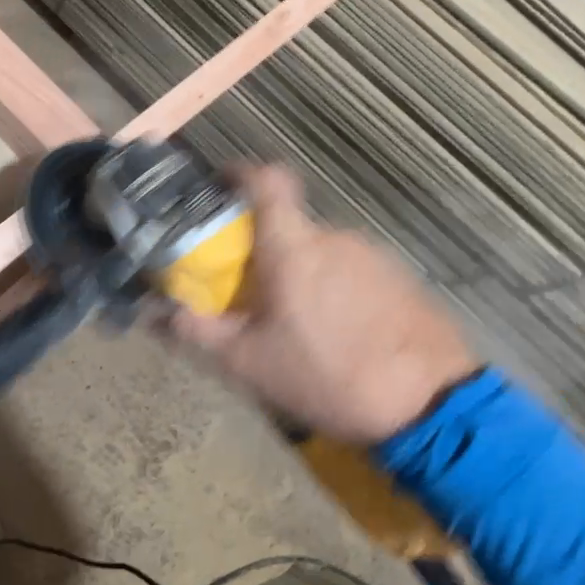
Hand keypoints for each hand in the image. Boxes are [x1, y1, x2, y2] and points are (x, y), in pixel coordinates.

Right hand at [167, 164, 479, 443]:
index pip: (267, 181)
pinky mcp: (403, 281)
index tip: (216, 187)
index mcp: (293, 248)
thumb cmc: (327, 376)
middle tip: (239, 289)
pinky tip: (331, 332)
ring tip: (286, 320)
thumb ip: (194, 331)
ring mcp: (375, 258)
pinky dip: (330, 289)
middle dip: (258, 249)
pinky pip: (350, 271)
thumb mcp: (246, 362)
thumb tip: (150, 313)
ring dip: (296, 273)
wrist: (434, 410)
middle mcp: (335, 239)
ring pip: (318, 251)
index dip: (239, 174)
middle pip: (286, 226)